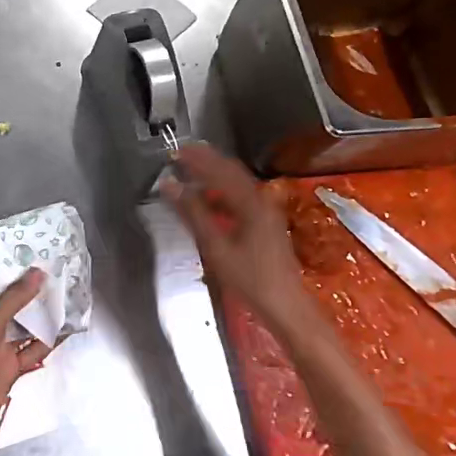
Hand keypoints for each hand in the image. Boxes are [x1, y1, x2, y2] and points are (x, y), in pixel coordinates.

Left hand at [0, 270, 53, 451]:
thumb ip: (13, 299)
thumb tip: (37, 272)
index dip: (7, 268)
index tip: (29, 251)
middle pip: (9, 303)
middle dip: (28, 289)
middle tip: (55, 268)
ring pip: (22, 326)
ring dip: (40, 313)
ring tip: (65, 292)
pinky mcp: (10, 368)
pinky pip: (32, 350)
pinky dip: (47, 341)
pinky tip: (66, 327)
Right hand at [162, 142, 312, 331]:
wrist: (284, 305)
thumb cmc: (250, 279)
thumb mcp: (215, 246)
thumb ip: (192, 212)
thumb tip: (171, 186)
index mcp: (251, 202)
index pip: (220, 170)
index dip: (197, 159)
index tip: (177, 150)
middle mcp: (261, 200)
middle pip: (231, 171)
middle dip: (206, 161)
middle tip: (182, 154)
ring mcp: (266, 210)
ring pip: (236, 183)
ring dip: (214, 175)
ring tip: (191, 171)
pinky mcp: (265, 222)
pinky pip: (240, 196)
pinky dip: (221, 191)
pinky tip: (208, 199)